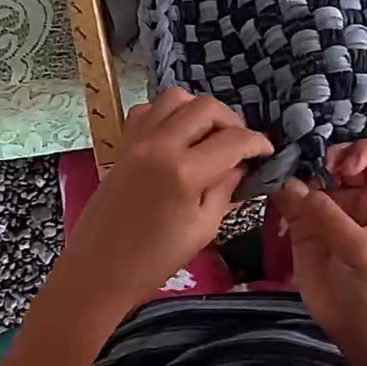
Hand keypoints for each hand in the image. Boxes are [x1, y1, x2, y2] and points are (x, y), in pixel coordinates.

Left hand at [54, 88, 271, 313]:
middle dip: (230, 121)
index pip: (233, 140)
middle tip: (239, 143)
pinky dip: (168, 114)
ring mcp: (136, 140)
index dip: (257, 143)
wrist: (99, 266)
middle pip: (204, 107)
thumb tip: (240, 163)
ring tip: (210, 136)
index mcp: (184, 171)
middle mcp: (159, 145)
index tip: (266, 152)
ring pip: (174, 98)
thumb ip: (224, 188)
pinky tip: (178, 137)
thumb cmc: (155, 259)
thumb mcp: (203, 227)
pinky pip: (148, 110)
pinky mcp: (122, 143)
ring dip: (198, 111)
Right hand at [272, 138, 366, 353]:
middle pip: (338, 156)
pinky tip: (266, 181)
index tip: (339, 168)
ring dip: (293, 167)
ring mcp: (326, 207)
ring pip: (309, 173)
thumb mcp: (361, 250)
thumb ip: (328, 216)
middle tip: (301, 164)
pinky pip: (286, 194)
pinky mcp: (300, 221)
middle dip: (320, 153)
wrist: (358, 328)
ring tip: (277, 167)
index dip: (361, 151)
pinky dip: (275, 185)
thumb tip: (290, 184)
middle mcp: (355, 196)